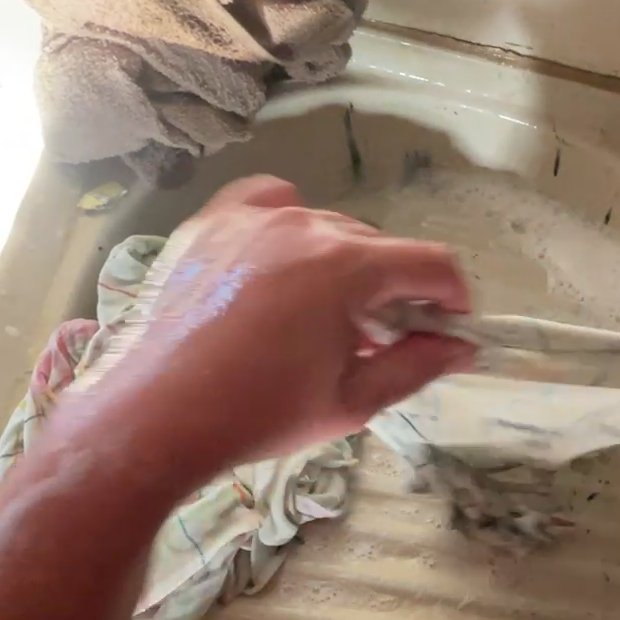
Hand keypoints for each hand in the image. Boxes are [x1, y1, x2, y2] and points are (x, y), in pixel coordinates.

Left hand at [89, 176, 474, 489]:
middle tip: (384, 340)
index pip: (431, 263)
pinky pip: (272, 202)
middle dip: (398, 291)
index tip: (451, 328)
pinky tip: (288, 262)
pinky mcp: (213, 223)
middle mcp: (305, 224)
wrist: (158, 417)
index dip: (454, 296)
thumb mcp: (354, 401)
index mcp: (347, 268)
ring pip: (331, 230)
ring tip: (328, 317)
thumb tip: (461, 349)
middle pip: (381, 248)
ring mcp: (253, 218)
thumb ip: (417, 366)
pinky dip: (294, 225)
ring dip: (348, 269)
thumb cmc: (262, 414)